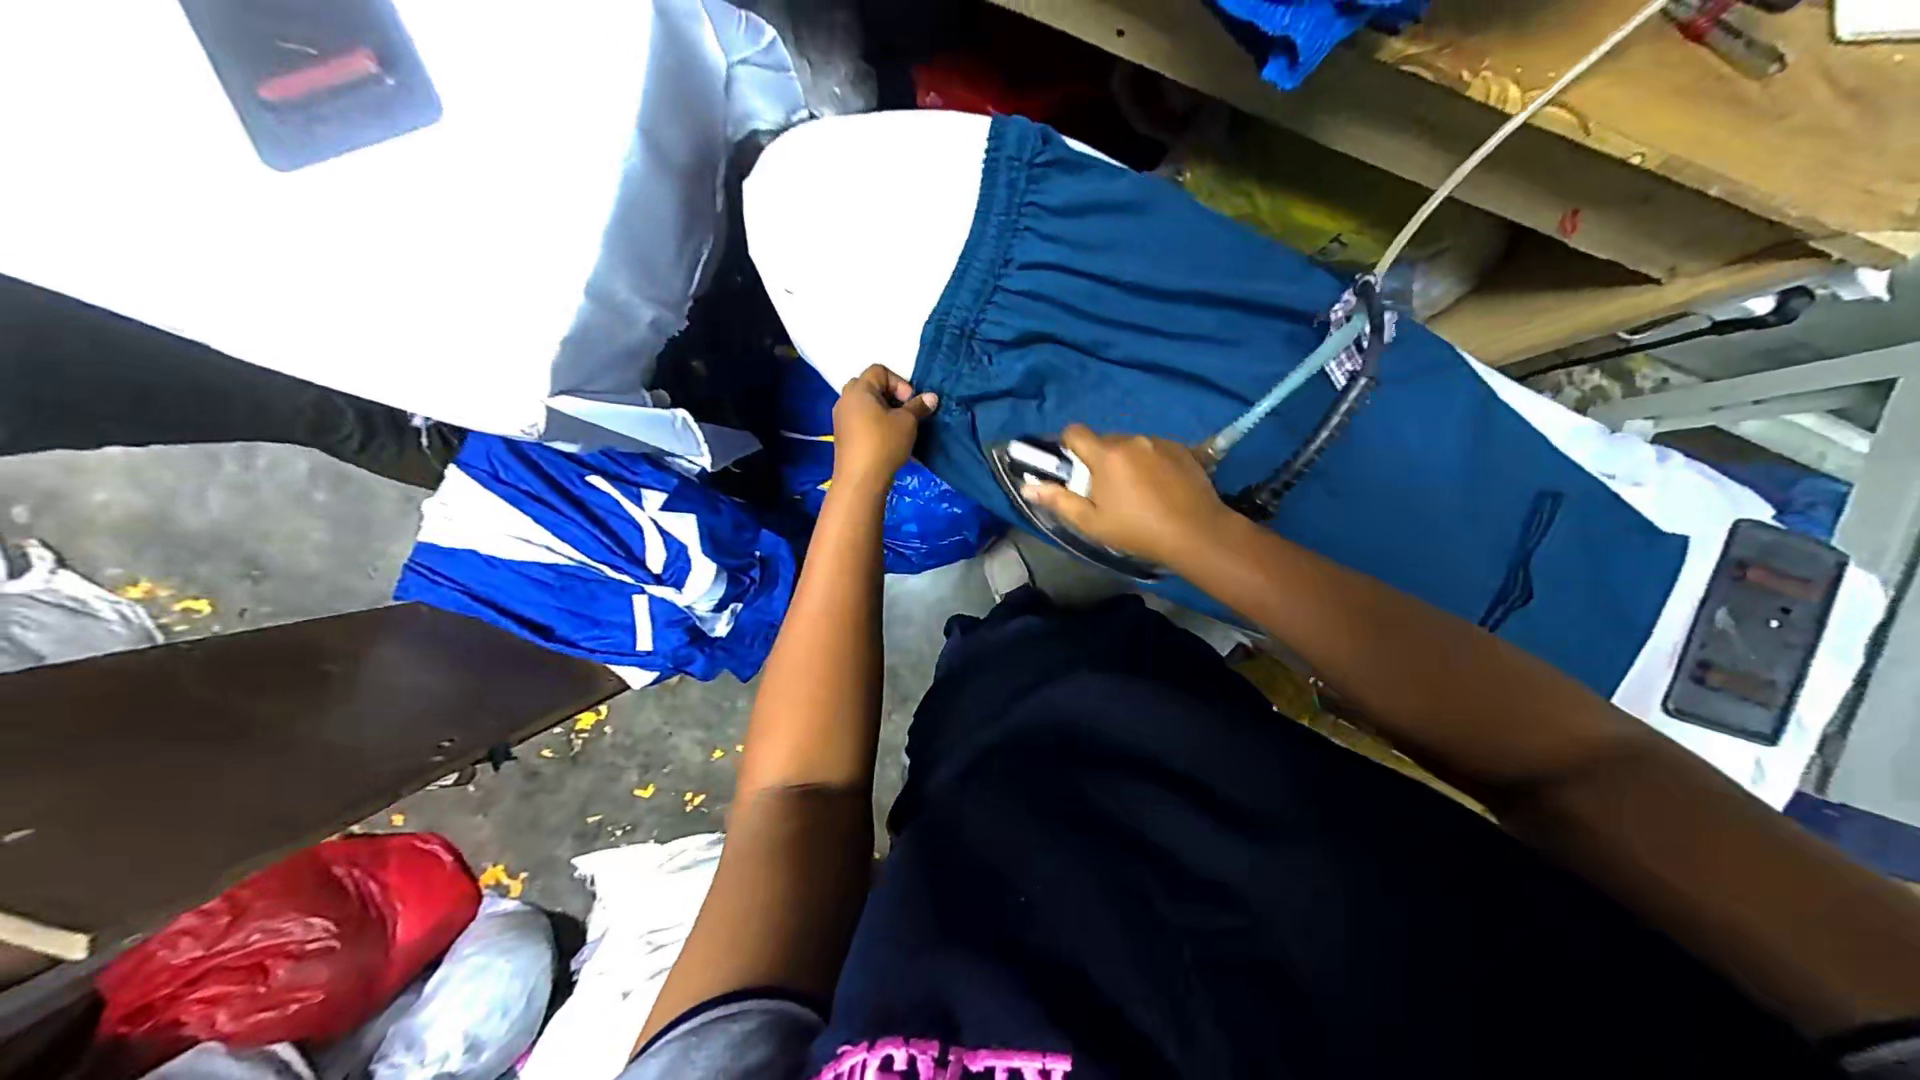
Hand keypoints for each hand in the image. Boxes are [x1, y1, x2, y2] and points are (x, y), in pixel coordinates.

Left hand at [831, 365, 938, 492]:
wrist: (860, 479)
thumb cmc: (884, 443)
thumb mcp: (907, 423)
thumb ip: (918, 406)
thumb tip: (932, 397)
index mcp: (859, 389)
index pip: (879, 370)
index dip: (899, 382)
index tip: (909, 402)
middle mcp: (845, 399)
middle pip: (869, 385)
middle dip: (889, 395)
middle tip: (902, 411)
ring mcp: (841, 417)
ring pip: (863, 404)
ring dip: (882, 410)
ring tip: (896, 426)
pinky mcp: (842, 435)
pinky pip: (859, 419)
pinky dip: (873, 422)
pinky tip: (886, 439)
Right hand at [1021, 424, 1234, 567]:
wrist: (1197, 532)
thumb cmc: (1138, 530)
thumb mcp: (1092, 522)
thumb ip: (1059, 501)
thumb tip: (1028, 487)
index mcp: (1106, 455)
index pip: (1074, 432)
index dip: (1068, 446)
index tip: (1074, 469)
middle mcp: (1132, 440)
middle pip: (1104, 440)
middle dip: (1099, 459)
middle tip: (1106, 491)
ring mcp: (1160, 442)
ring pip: (1131, 444)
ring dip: (1126, 460)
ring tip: (1137, 491)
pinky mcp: (1182, 449)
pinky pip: (1155, 448)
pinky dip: (1151, 462)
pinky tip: (1160, 487)